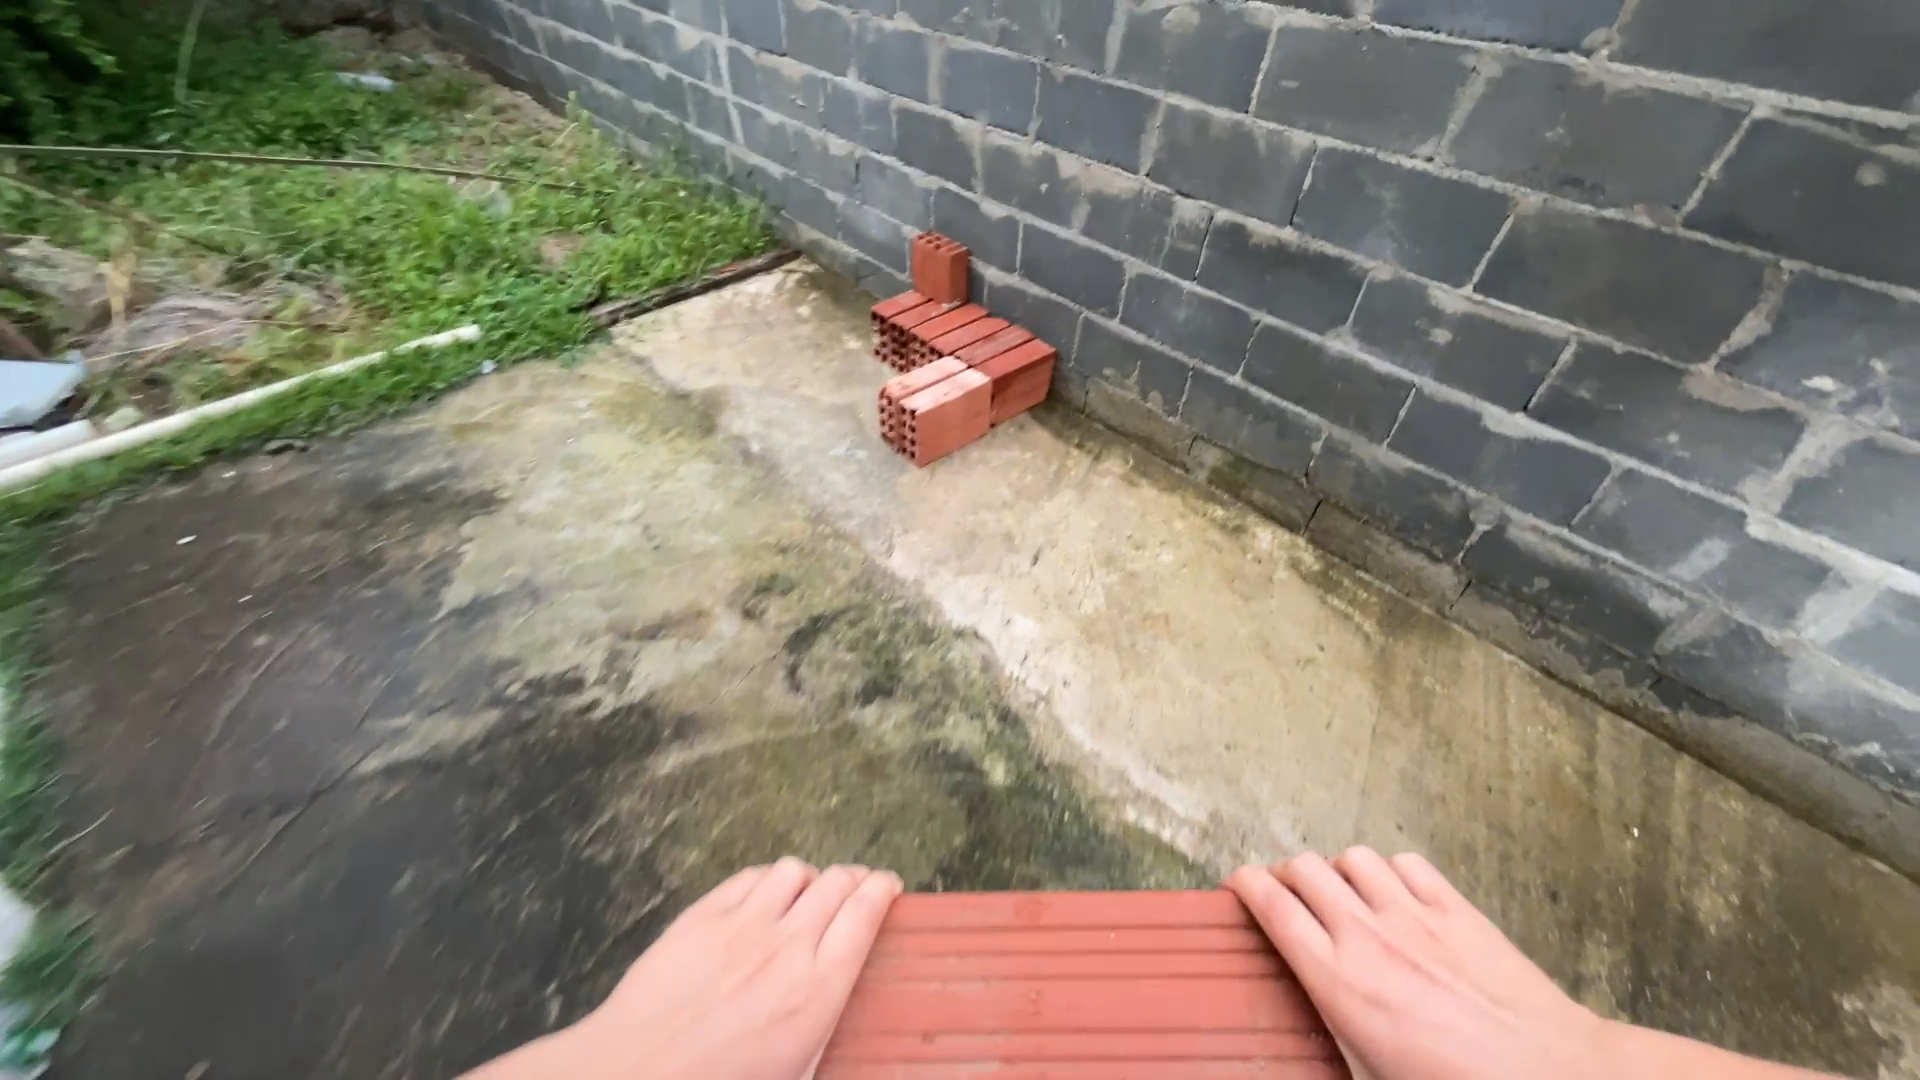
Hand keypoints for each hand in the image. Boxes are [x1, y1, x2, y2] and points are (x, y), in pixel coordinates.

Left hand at [468, 858, 901, 1079]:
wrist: (631, 1076)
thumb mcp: (792, 1070)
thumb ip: (820, 1025)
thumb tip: (830, 1001)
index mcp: (817, 989)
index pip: (865, 913)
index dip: (883, 888)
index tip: (889, 885)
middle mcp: (788, 945)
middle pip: (837, 881)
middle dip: (855, 877)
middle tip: (857, 886)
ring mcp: (744, 923)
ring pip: (794, 870)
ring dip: (808, 878)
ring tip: (805, 894)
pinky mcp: (704, 914)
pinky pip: (750, 877)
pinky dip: (766, 881)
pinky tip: (763, 896)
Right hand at [1227, 849, 1609, 1079]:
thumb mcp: (1373, 1076)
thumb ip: (1332, 1033)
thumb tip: (1310, 1035)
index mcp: (1338, 980)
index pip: (1271, 904)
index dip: (1244, 883)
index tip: (1238, 886)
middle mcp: (1366, 935)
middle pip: (1303, 868)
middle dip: (1288, 875)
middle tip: (1292, 896)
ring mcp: (1413, 915)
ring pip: (1352, 858)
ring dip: (1341, 873)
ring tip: (1349, 896)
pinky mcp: (1457, 909)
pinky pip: (1407, 863)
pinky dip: (1394, 872)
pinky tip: (1400, 896)